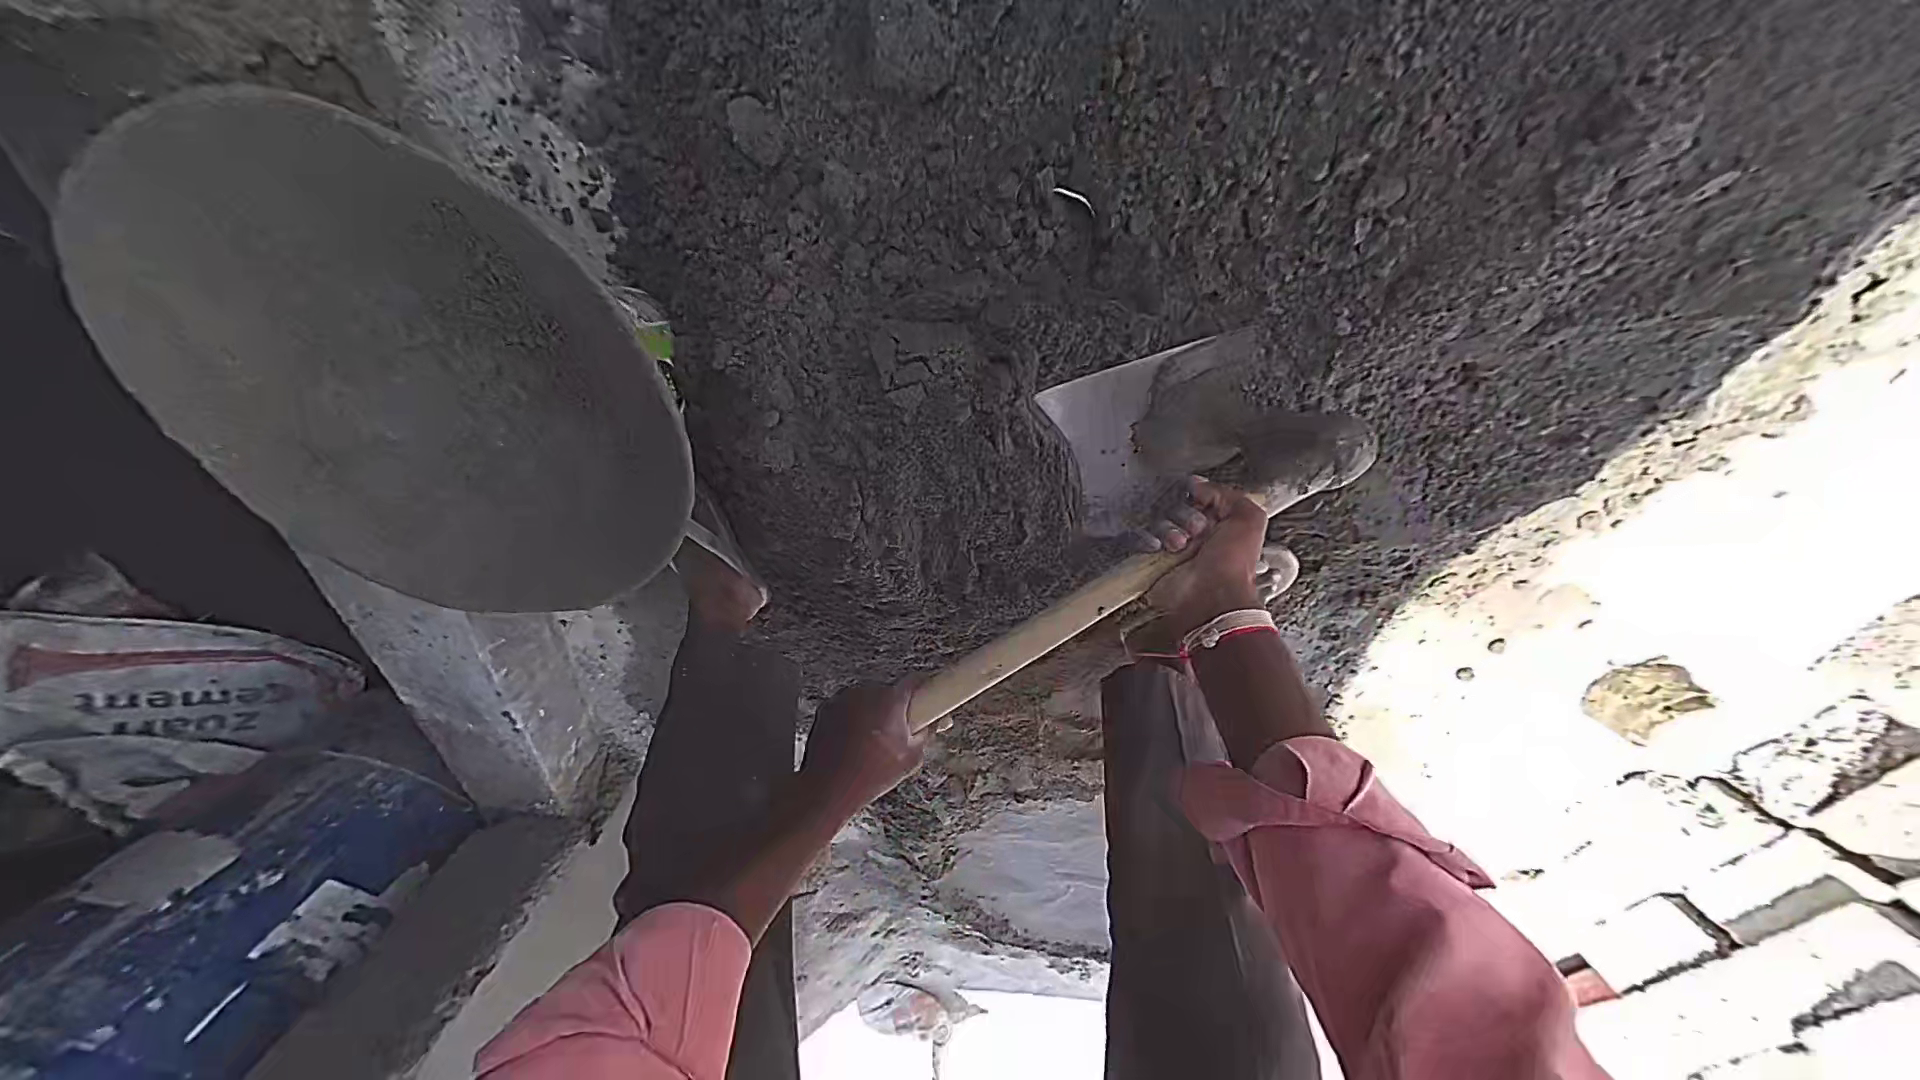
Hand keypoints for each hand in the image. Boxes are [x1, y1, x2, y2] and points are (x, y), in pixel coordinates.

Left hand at [798, 680, 929, 813]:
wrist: (827, 789)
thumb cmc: (868, 776)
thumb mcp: (911, 758)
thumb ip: (926, 734)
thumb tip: (932, 724)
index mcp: (890, 700)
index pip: (916, 680)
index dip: (925, 687)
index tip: (929, 694)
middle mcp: (866, 692)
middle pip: (889, 691)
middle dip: (896, 708)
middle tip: (898, 732)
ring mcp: (844, 698)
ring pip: (867, 698)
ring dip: (873, 712)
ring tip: (872, 742)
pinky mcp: (827, 707)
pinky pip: (848, 706)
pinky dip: (853, 718)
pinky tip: (854, 742)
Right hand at [1142, 476, 1284, 636]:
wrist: (1210, 598)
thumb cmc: (1233, 564)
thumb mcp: (1248, 519)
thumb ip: (1228, 494)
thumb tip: (1198, 485)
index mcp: (1218, 525)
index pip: (1197, 498)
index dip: (1199, 499)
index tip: (1203, 506)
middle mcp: (1195, 536)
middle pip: (1176, 508)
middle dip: (1185, 516)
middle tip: (1196, 531)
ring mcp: (1172, 550)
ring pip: (1157, 522)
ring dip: (1168, 529)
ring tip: (1179, 545)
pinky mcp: (1152, 561)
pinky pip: (1138, 539)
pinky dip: (1145, 538)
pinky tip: (1158, 547)